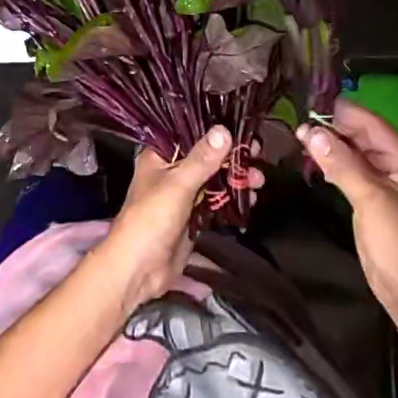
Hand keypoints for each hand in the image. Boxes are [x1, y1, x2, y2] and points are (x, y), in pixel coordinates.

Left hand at [92, 127, 259, 311]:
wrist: (139, 269)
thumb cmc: (151, 219)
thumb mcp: (178, 184)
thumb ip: (202, 159)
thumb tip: (223, 130)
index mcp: (159, 156)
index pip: (190, 134)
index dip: (215, 131)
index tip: (242, 128)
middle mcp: (171, 171)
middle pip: (206, 157)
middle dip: (232, 157)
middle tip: (258, 154)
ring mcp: (183, 195)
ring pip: (214, 179)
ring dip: (236, 178)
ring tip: (259, 180)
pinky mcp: (192, 217)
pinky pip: (216, 202)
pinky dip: (232, 199)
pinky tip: (251, 197)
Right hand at [298, 103, 397, 311]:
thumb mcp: (373, 201)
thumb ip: (342, 165)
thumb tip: (311, 131)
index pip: (372, 124)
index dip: (343, 111)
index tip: (309, 100)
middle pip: (363, 138)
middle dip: (333, 128)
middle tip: (297, 121)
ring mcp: (387, 187)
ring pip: (356, 156)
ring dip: (331, 146)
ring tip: (299, 137)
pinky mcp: (374, 204)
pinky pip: (352, 175)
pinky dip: (333, 165)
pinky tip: (313, 161)